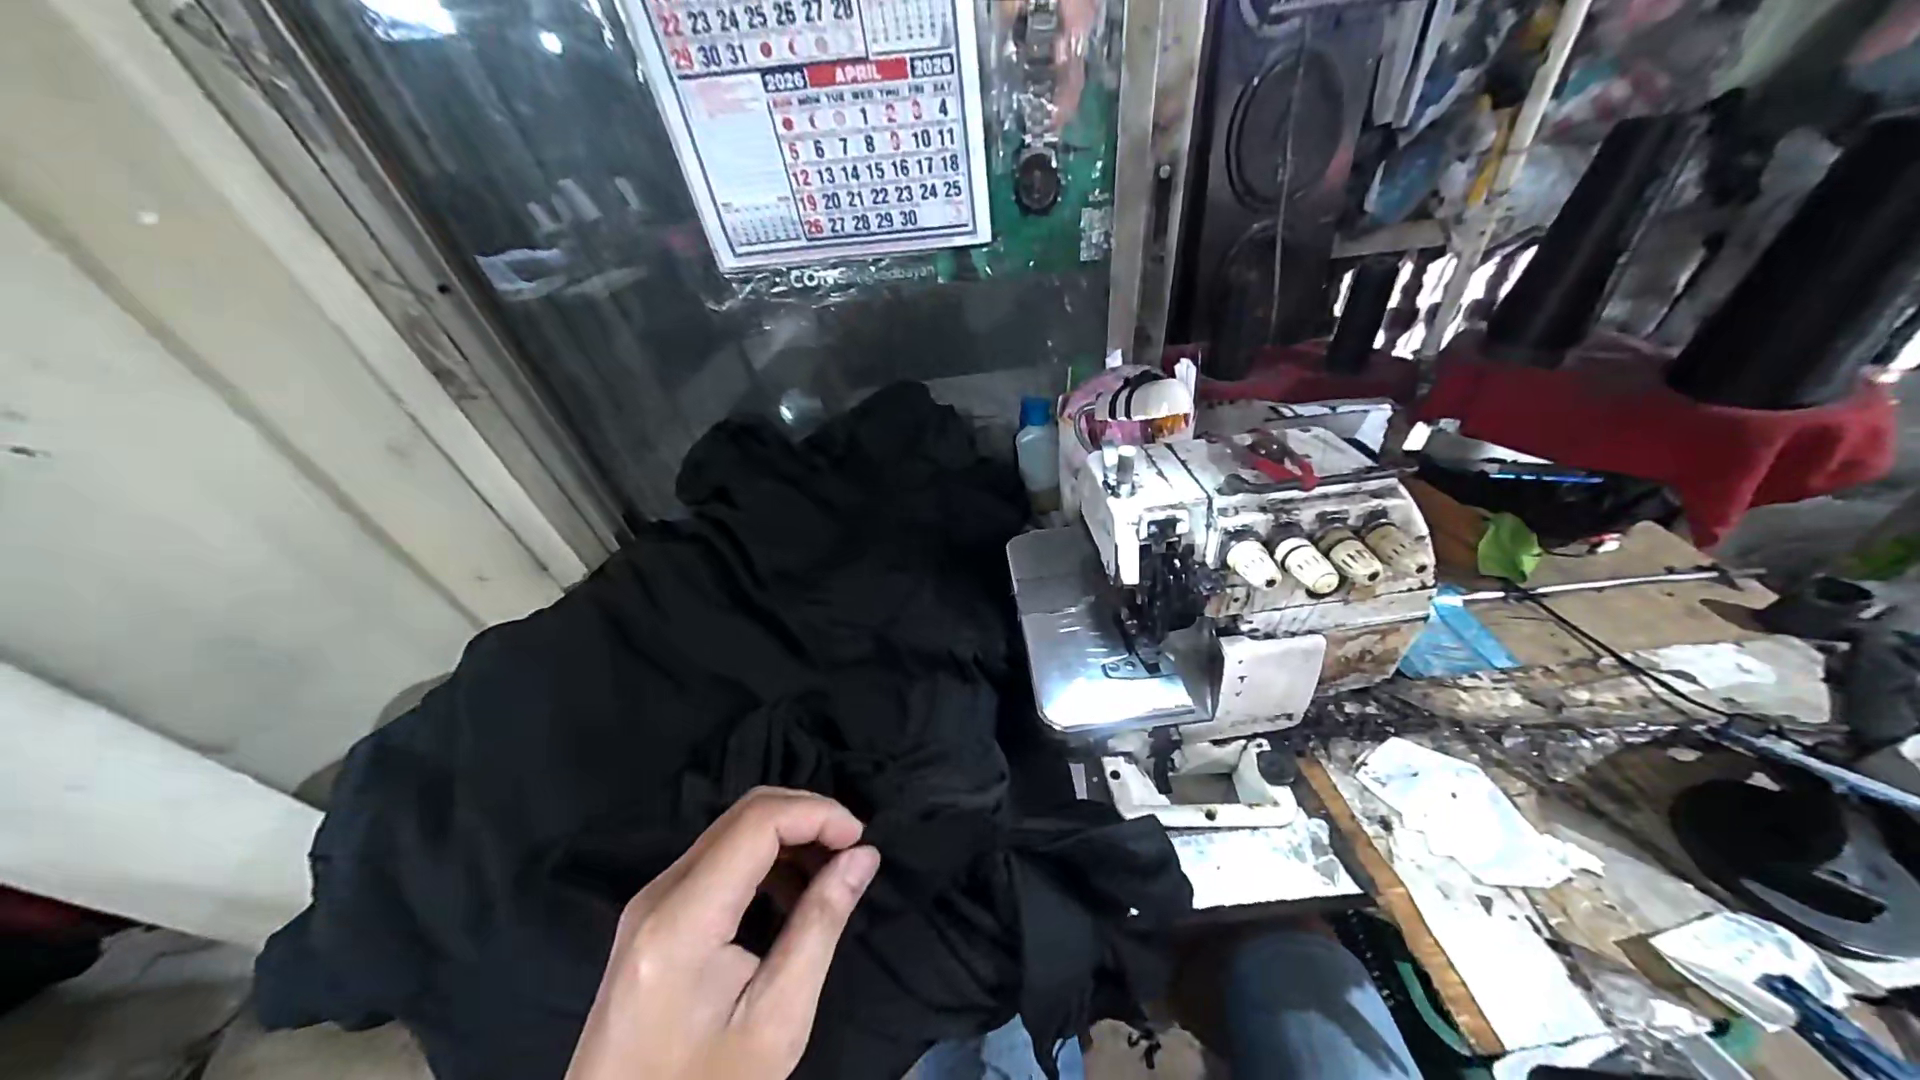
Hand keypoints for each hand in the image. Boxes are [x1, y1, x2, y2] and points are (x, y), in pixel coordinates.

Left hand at [566, 787, 880, 1079]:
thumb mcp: (778, 1019)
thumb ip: (821, 925)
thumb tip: (863, 856)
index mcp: (683, 918)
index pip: (757, 821)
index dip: (817, 813)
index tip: (860, 840)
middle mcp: (660, 892)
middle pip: (743, 814)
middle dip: (807, 818)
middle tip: (852, 851)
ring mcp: (651, 902)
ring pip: (732, 831)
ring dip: (789, 836)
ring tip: (830, 874)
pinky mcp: (653, 916)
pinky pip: (718, 860)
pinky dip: (764, 859)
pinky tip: (791, 896)